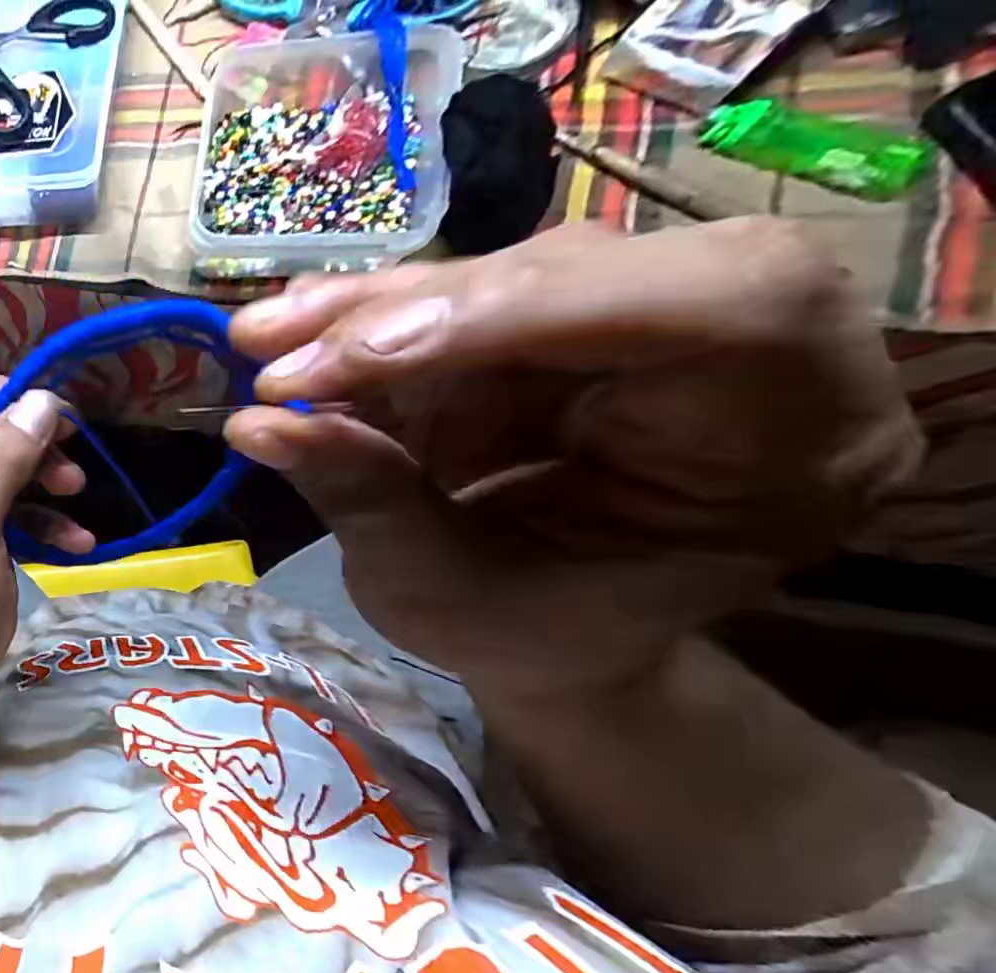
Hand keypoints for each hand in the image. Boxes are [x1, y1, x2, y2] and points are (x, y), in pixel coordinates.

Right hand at [225, 220, 923, 702]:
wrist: (549, 635)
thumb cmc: (527, 635)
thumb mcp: (442, 593)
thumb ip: (363, 499)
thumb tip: (255, 423)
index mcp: (780, 438)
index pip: (704, 309)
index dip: (517, 313)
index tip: (355, 359)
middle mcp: (725, 349)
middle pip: (571, 275)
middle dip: (405, 317)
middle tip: (276, 359)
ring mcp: (623, 324)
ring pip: (492, 274)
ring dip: (361, 310)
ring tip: (260, 341)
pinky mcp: (541, 323)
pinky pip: (447, 298)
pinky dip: (357, 320)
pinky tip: (288, 334)